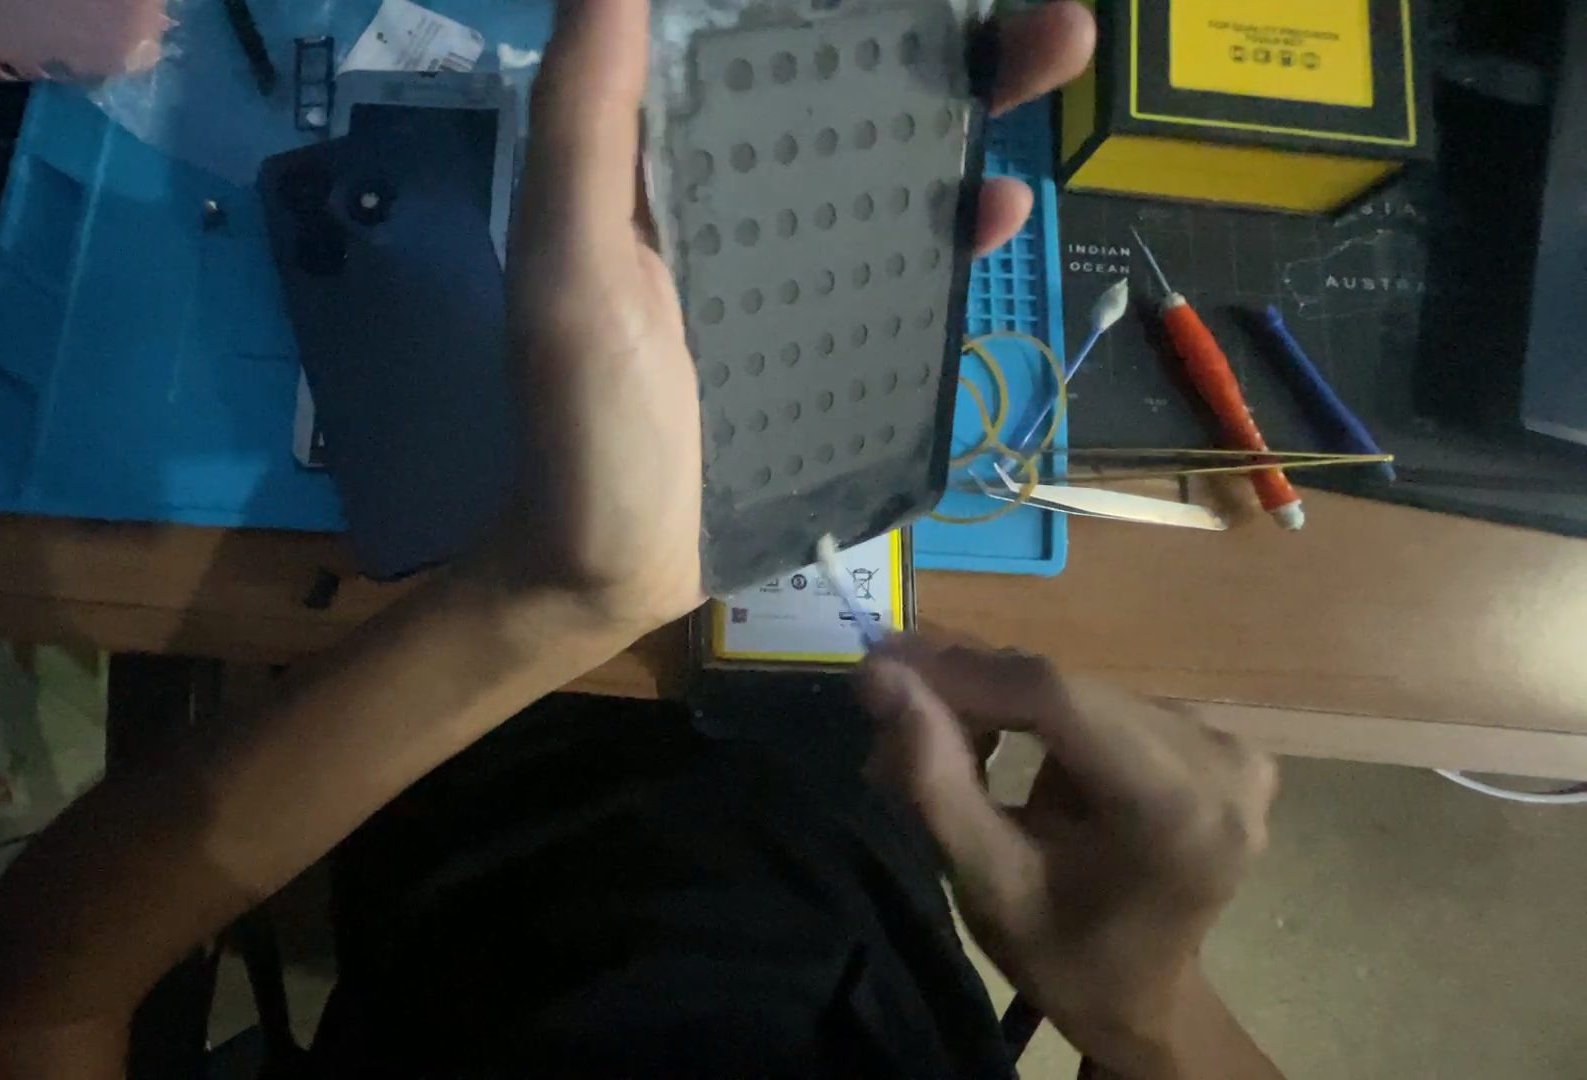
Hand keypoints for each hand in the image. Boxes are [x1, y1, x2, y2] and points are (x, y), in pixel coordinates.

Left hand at [495, 0, 1095, 639]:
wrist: (616, 565)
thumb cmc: (587, 429)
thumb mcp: (571, 274)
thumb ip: (585, 129)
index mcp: (656, 179)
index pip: (740, 50)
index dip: (818, 3)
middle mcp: (721, 214)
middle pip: (828, 101)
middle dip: (923, 38)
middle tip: (1028, 8)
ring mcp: (779, 284)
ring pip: (876, 177)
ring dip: (959, 114)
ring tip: (1051, 60)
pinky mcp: (817, 348)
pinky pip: (892, 274)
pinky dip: (945, 234)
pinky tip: (1000, 209)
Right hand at [858, 639, 1278, 1072]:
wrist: (1143, 993)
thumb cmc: (1061, 953)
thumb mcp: (983, 880)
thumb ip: (932, 776)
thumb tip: (879, 675)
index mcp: (1176, 809)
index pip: (1053, 696)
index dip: (959, 668)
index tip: (878, 661)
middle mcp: (1215, 759)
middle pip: (1057, 684)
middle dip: (959, 681)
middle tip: (883, 692)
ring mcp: (1217, 740)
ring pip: (1062, 683)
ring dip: (983, 692)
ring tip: (924, 722)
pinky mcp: (1201, 733)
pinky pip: (1083, 694)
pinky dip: (1019, 703)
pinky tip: (985, 731)